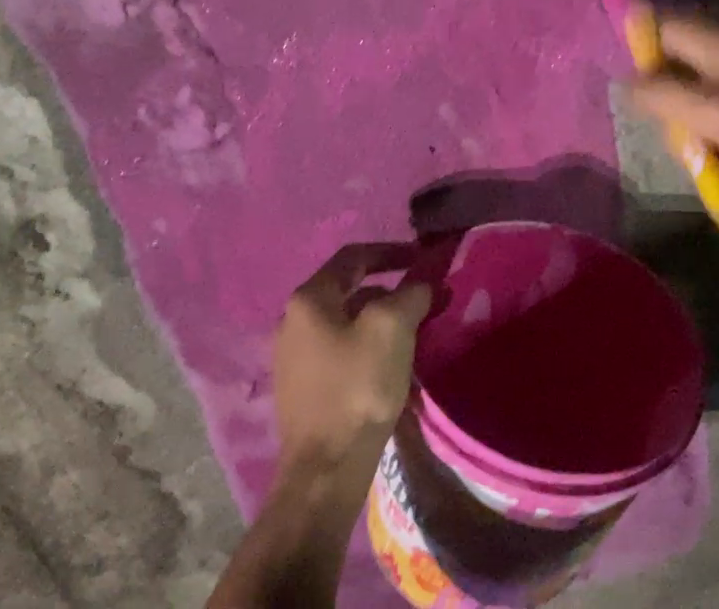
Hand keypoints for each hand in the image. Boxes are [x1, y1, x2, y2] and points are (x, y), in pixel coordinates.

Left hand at [272, 244, 433, 464]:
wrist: (326, 467)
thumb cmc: (358, 386)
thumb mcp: (393, 327)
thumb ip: (411, 293)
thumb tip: (422, 284)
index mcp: (309, 300)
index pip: (353, 257)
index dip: (392, 251)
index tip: (423, 259)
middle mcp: (292, 322)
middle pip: (350, 290)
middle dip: (391, 290)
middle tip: (426, 300)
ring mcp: (294, 357)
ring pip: (347, 323)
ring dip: (381, 320)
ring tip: (416, 332)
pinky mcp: (303, 388)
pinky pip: (341, 350)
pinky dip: (369, 345)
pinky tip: (391, 363)